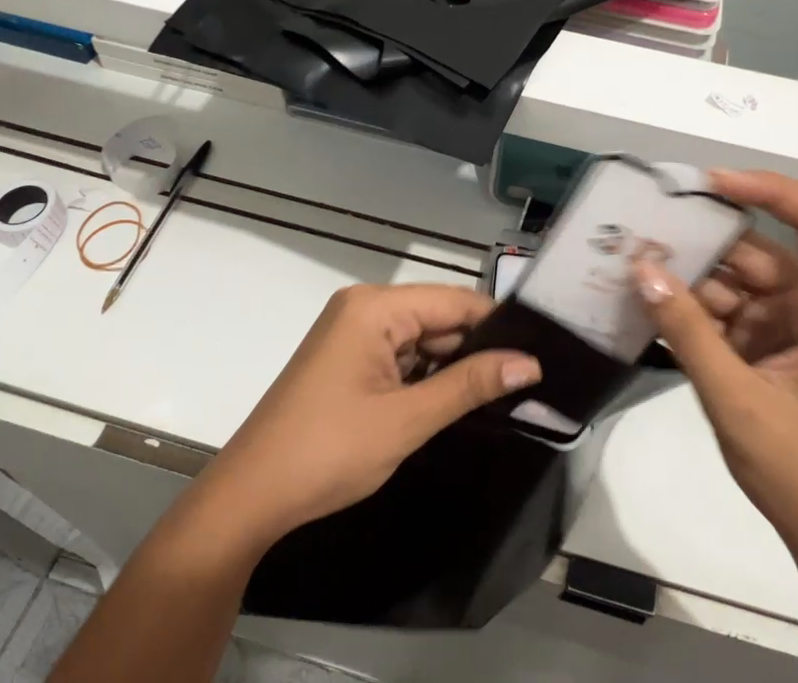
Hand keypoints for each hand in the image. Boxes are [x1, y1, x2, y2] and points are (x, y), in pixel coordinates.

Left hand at [194, 284, 542, 548]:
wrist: (252, 496)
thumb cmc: (329, 451)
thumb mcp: (407, 419)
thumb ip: (470, 385)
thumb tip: (530, 363)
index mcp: (373, 308)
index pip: (454, 301)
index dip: (499, 326)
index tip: (545, 352)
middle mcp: (362, 310)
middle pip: (439, 318)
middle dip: (480, 349)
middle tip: (533, 380)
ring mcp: (352, 337)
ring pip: (422, 341)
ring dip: (455, 367)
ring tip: (510, 391)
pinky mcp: (348, 364)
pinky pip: (401, 360)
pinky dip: (428, 379)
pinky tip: (462, 400)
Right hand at [634, 169, 797, 544]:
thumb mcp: (738, 399)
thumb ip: (688, 332)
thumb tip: (642, 270)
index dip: (772, 190)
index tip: (713, 183)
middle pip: (763, 249)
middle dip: (705, 240)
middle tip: (643, 229)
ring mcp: (790, 326)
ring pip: (736, 279)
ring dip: (688, 276)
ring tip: (631, 264)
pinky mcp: (765, 347)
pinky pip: (724, 311)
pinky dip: (689, 308)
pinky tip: (645, 301)